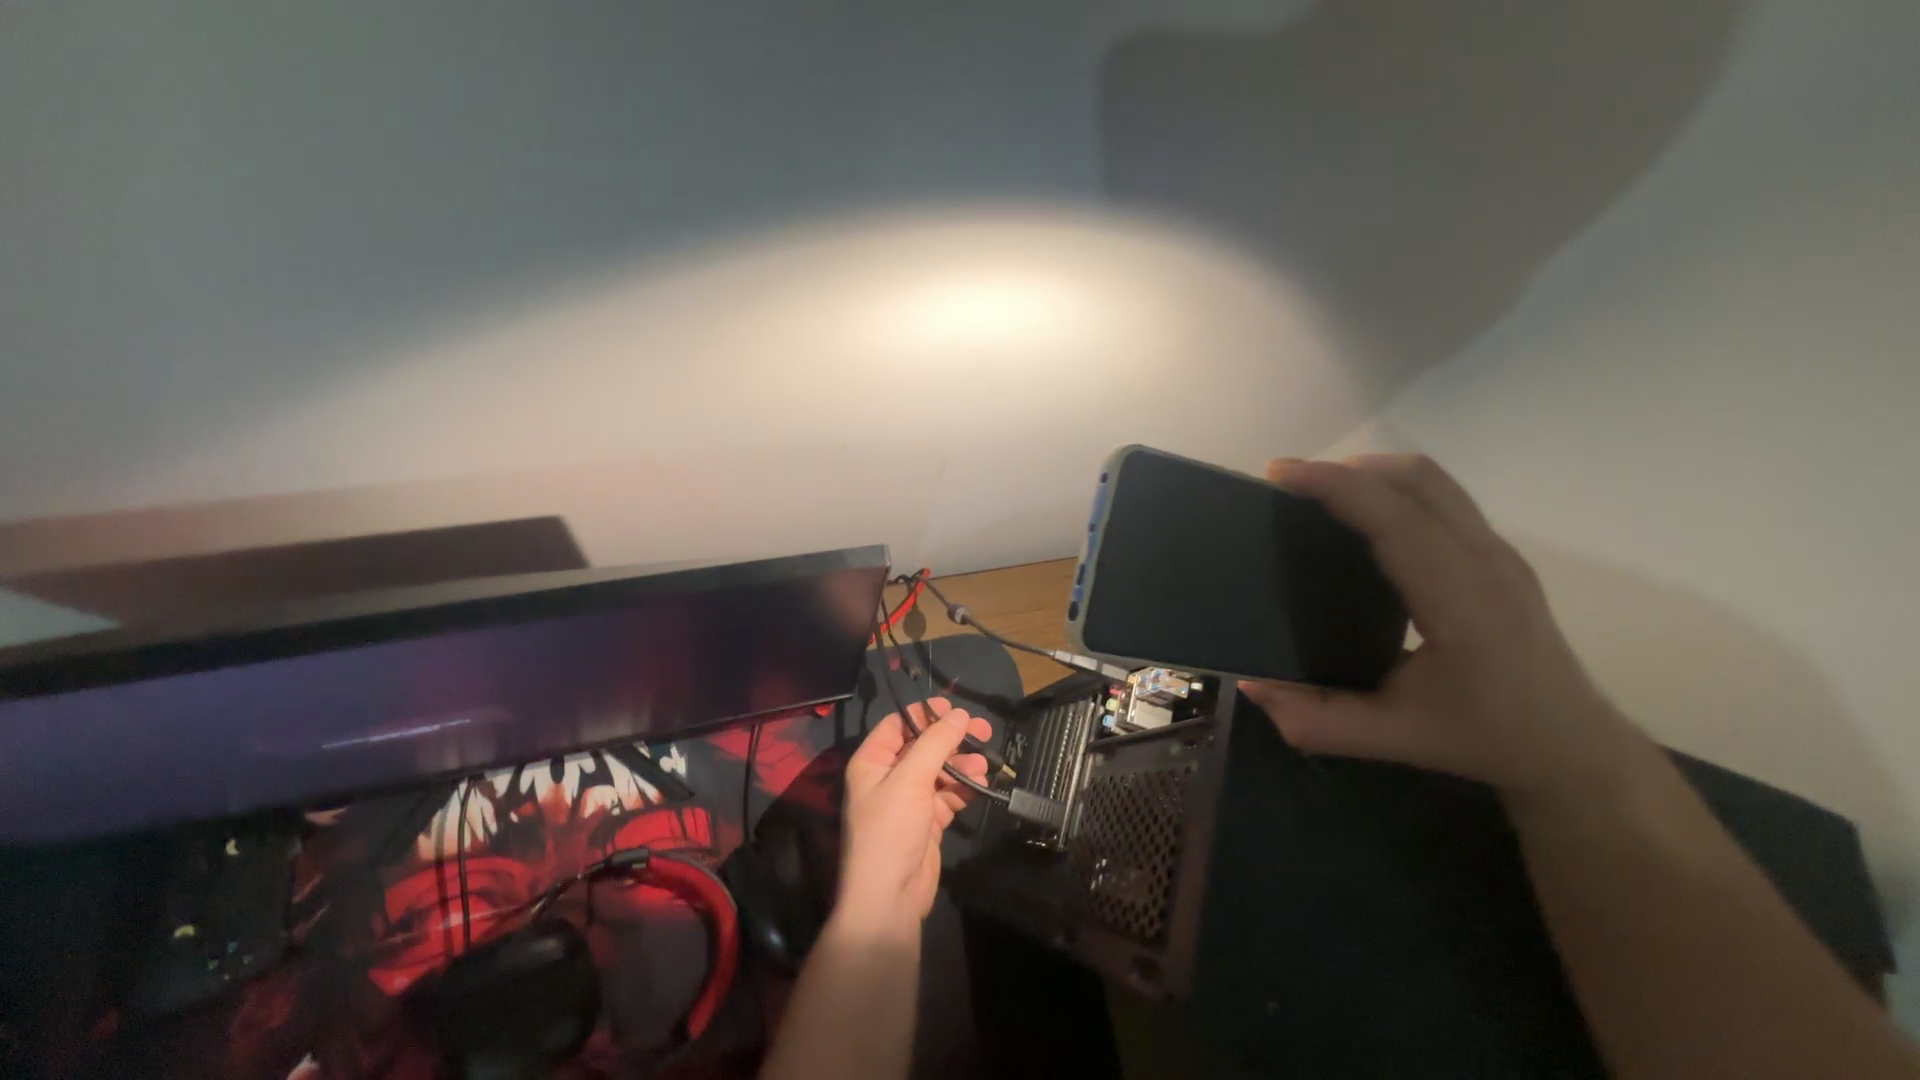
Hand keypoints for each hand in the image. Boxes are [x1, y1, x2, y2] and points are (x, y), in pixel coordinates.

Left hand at [837, 697, 992, 929]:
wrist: (889, 897)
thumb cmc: (890, 831)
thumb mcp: (910, 780)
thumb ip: (935, 744)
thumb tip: (960, 714)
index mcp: (871, 762)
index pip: (897, 725)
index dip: (925, 714)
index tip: (955, 708)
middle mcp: (888, 777)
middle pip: (923, 746)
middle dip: (952, 739)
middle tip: (983, 731)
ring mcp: (908, 800)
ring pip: (939, 770)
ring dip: (962, 764)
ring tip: (984, 763)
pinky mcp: (927, 821)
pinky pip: (948, 794)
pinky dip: (964, 787)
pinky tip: (981, 782)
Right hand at [1238, 455, 1660, 809]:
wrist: (1572, 746)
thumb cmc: (1484, 739)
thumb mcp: (1395, 740)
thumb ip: (1319, 721)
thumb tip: (1253, 687)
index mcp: (1464, 605)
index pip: (1399, 521)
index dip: (1339, 487)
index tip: (1281, 473)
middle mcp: (1488, 564)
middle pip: (1418, 480)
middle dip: (1348, 469)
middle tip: (1290, 483)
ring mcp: (1500, 554)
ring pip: (1434, 481)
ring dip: (1372, 473)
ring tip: (1319, 492)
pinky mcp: (1500, 556)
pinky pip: (1443, 498)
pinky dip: (1394, 488)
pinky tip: (1363, 515)